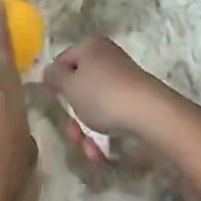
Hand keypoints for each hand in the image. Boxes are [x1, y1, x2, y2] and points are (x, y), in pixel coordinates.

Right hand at [44, 38, 183, 154]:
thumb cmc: (103, 95)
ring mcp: (123, 79)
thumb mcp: (70, 85)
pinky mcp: (135, 100)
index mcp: (91, 47)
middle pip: (80, 87)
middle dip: (73, 116)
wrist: (150, 114)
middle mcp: (107, 58)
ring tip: (90, 151)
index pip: (63, 60)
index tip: (52, 101)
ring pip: (95, 106)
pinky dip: (104, 134)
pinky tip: (102, 153)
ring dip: (87, 131)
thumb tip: (50, 72)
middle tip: (73, 134)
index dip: (54, 80)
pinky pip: (111, 114)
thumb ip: (54, 76)